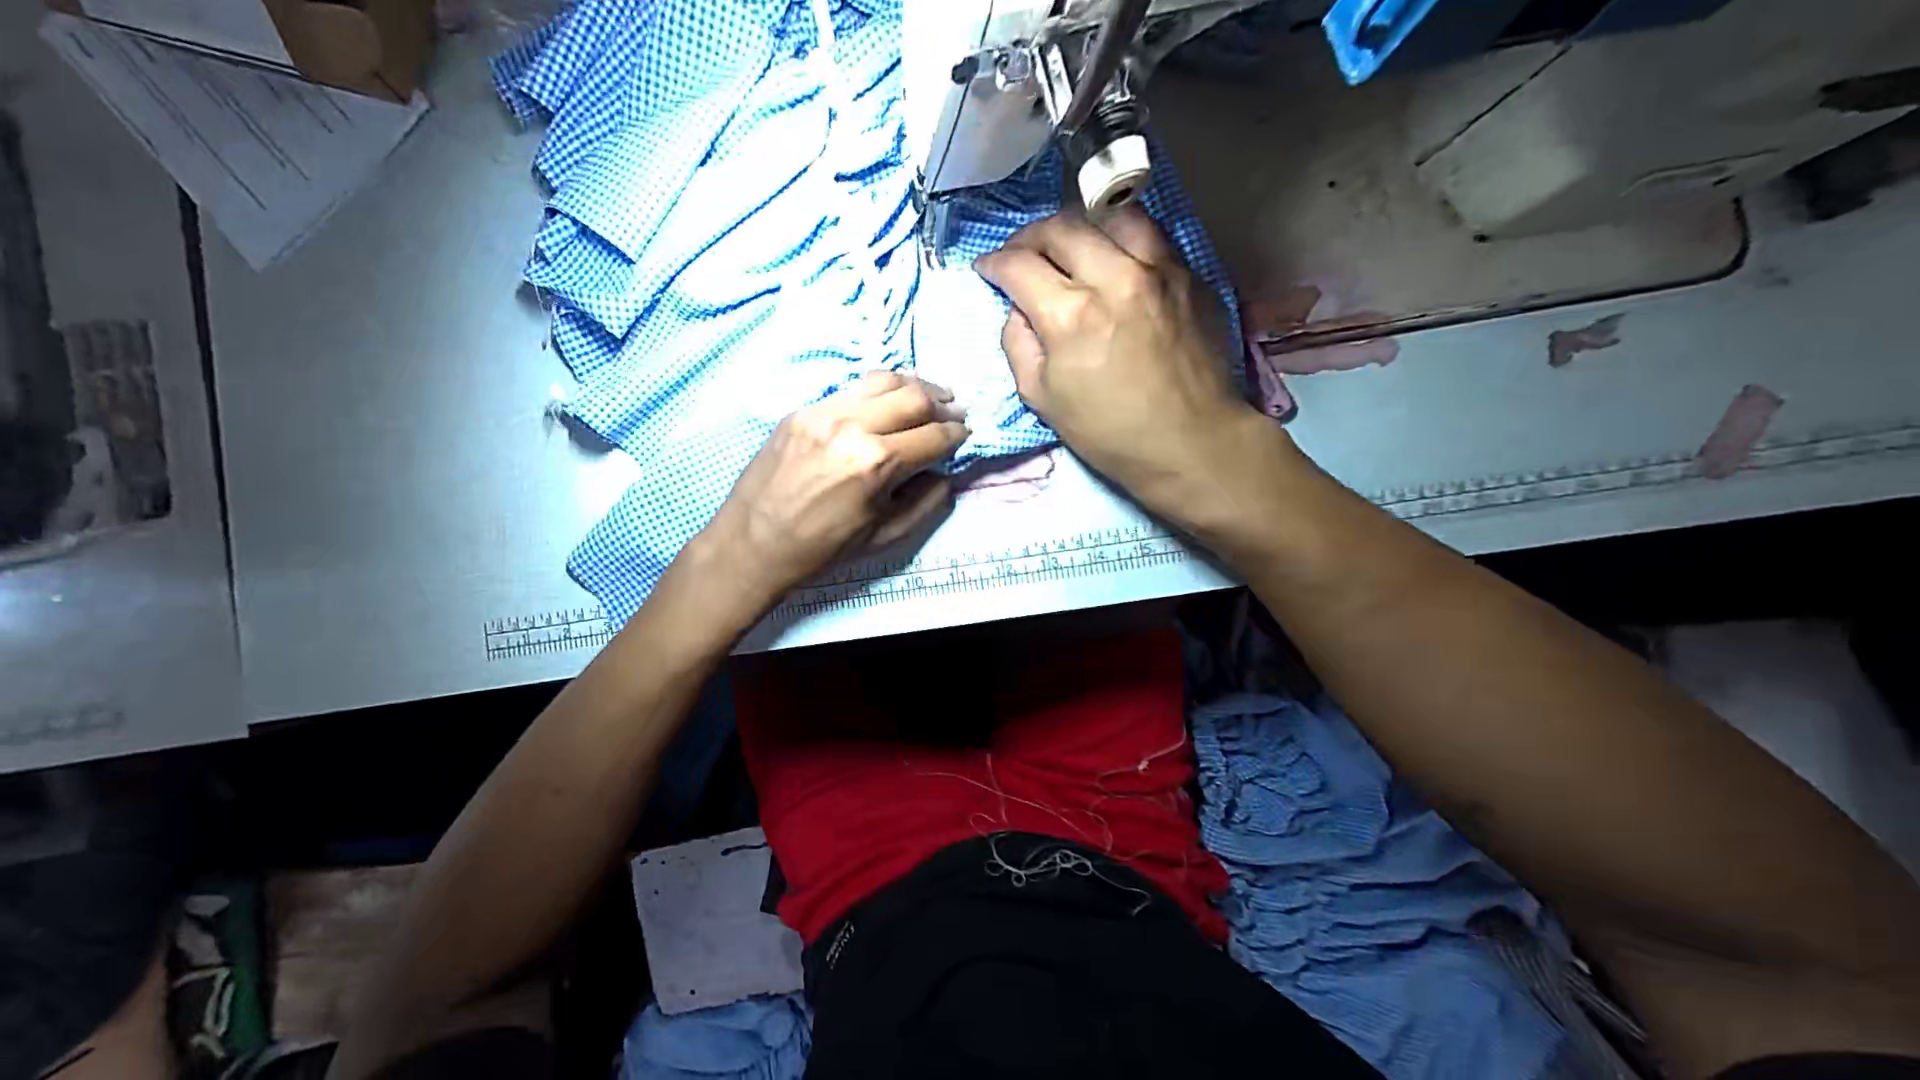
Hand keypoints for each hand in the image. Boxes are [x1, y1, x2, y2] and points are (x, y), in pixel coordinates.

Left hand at [693, 372, 968, 614]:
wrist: (754, 543)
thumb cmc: (823, 548)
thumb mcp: (885, 535)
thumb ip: (925, 501)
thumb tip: (944, 472)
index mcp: (877, 463)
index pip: (933, 436)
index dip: (957, 435)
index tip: (965, 434)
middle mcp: (853, 427)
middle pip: (914, 397)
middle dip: (943, 404)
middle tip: (954, 412)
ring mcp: (823, 413)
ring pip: (883, 381)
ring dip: (914, 386)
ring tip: (929, 396)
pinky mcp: (802, 411)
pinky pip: (851, 389)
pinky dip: (878, 391)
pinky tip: (887, 401)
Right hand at [973, 208, 1286, 530]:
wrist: (1192, 443)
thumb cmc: (1110, 433)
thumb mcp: (1042, 399)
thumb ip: (1019, 344)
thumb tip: (1019, 309)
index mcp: (1071, 316)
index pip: (1019, 265)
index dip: (994, 263)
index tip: (988, 268)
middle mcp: (1115, 277)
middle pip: (1061, 228)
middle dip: (1029, 237)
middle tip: (1022, 254)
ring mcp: (1159, 270)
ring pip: (1111, 217)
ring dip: (1081, 226)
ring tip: (1072, 246)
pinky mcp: (1190, 276)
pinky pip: (1151, 235)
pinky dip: (1122, 239)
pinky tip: (1116, 259)